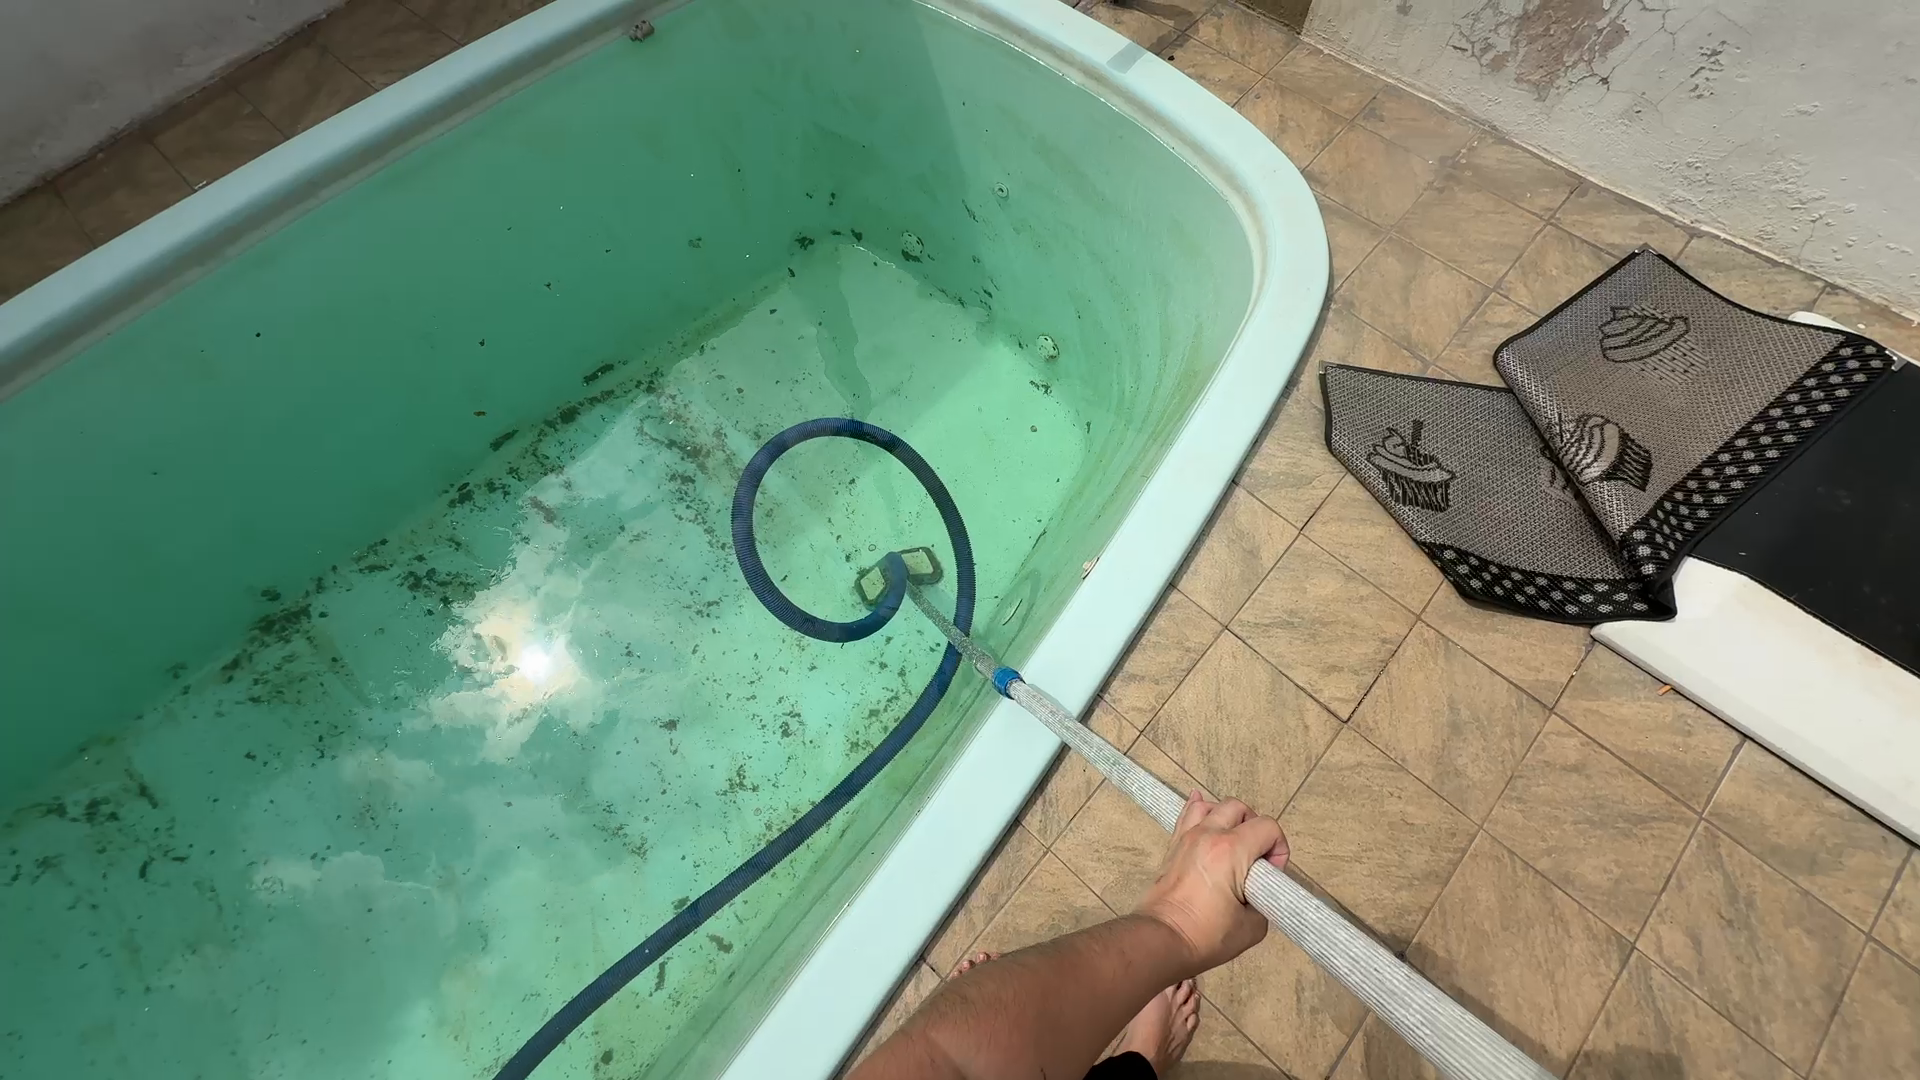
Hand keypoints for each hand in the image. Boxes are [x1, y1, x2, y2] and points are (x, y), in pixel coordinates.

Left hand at [1132, 791, 1288, 975]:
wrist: (1164, 936)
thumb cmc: (1207, 934)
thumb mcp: (1253, 926)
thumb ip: (1264, 899)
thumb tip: (1259, 887)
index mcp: (1231, 850)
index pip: (1267, 827)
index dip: (1278, 848)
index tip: (1272, 873)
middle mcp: (1208, 834)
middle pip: (1239, 808)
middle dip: (1256, 828)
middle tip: (1257, 859)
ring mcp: (1188, 835)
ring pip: (1212, 805)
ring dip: (1229, 818)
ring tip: (1235, 842)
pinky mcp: (1174, 843)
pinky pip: (1188, 813)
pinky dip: (1201, 808)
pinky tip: (1208, 813)